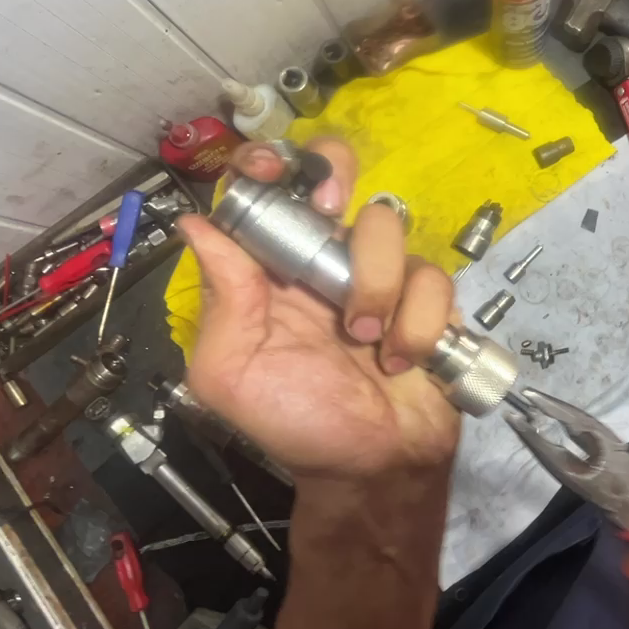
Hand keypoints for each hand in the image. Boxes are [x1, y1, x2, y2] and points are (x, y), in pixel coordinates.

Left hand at [175, 138, 460, 482]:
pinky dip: (417, 323)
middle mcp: (325, 257)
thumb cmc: (296, 422)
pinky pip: (432, 278)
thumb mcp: (233, 373)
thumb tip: (196, 223)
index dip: (265, 163)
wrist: (374, 466)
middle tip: (330, 209)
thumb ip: (222, 301)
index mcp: (272, 268)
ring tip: (367, 340)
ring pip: (386, 226)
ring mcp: (380, 271)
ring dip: (376, 285)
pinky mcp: (426, 295)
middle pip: (336, 171)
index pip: (265, 191)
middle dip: (335, 173)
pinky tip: (403, 358)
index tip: (269, 169)